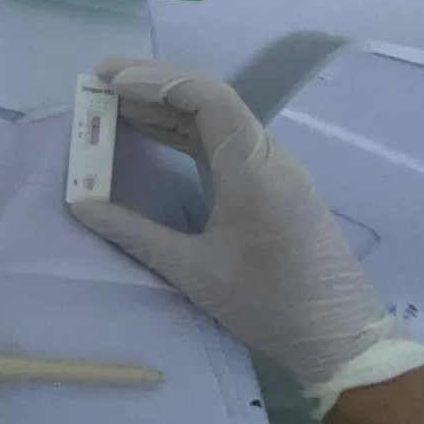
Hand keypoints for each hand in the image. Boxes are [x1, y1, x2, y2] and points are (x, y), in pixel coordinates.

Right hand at [69, 58, 423, 414]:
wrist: (343, 342)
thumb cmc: (270, 305)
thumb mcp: (192, 271)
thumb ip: (132, 232)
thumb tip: (80, 203)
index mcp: (254, 167)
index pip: (205, 97)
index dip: (154, 81)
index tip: (110, 84)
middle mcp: (267, 155)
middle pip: (208, 96)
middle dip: (152, 83)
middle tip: (101, 81)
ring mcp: (272, 167)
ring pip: (214, 115)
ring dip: (164, 104)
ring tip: (115, 103)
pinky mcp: (270, 182)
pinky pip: (221, 137)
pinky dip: (181, 127)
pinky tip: (150, 131)